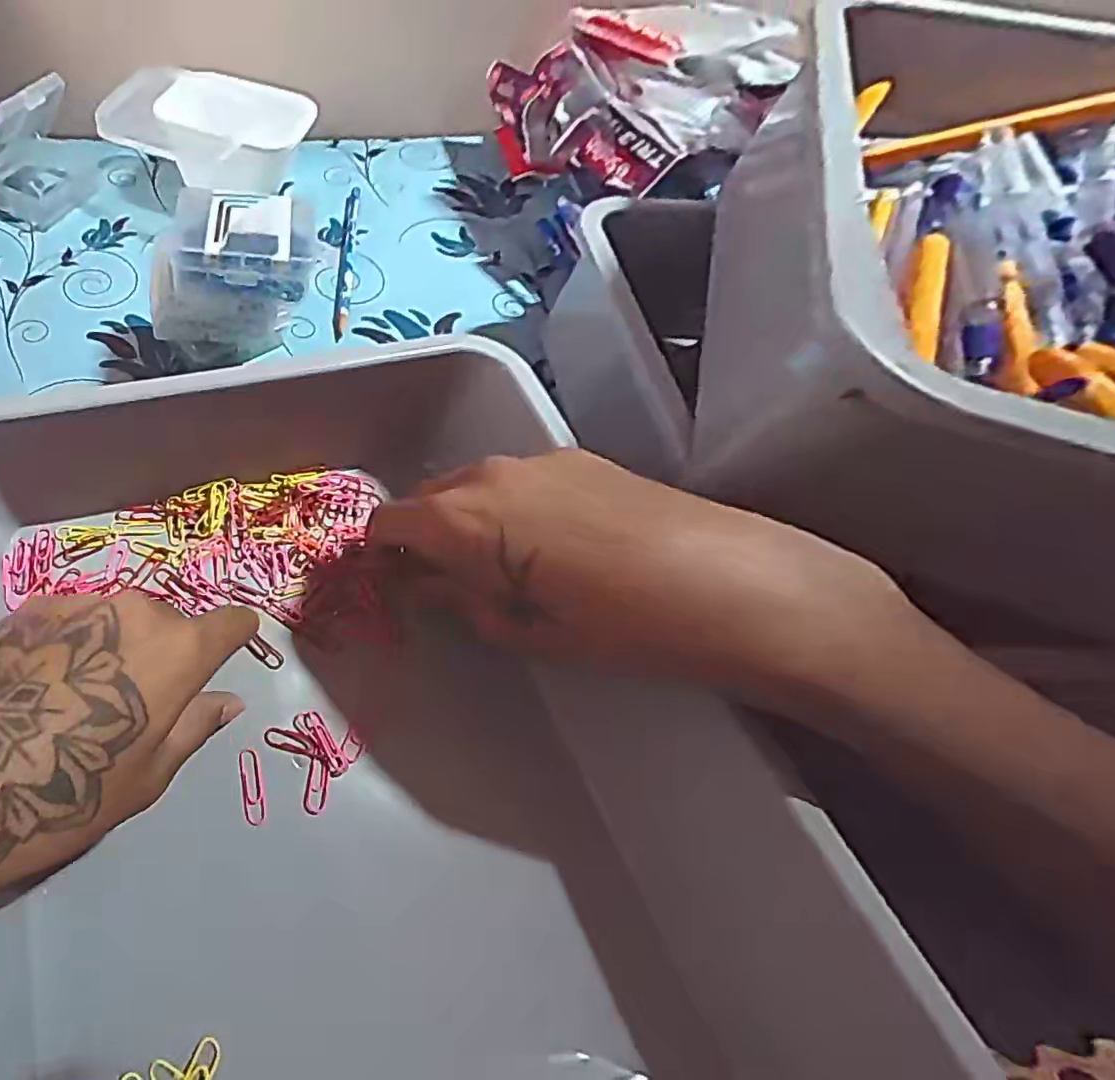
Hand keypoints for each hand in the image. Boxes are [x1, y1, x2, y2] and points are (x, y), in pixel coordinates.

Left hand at [0, 591, 257, 1079]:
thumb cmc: (58, 794)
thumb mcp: (141, 779)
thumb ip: (191, 728)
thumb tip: (228, 700)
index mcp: (174, 650)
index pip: (228, 624)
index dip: (235, 636)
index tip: (235, 647)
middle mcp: (129, 611)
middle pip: (168, 622)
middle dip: (167, 653)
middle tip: (136, 704)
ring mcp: (73, 605)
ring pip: (117, 619)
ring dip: (115, 648)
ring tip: (79, 701)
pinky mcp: (21, 611)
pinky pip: (71, 623)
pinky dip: (72, 647)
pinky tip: (36, 691)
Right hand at [367, 450, 918, 707]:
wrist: (738, 585)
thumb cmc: (619, 625)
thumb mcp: (523, 630)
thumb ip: (459, 601)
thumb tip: (426, 585)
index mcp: (462, 519)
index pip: (386, 523)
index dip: (375, 553)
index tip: (385, 580)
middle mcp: (488, 475)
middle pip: (423, 498)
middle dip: (416, 536)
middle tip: (437, 581)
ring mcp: (535, 461)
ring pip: (467, 484)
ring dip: (458, 518)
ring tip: (493, 563)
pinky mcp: (576, 458)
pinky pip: (511, 479)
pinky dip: (500, 505)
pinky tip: (543, 542)